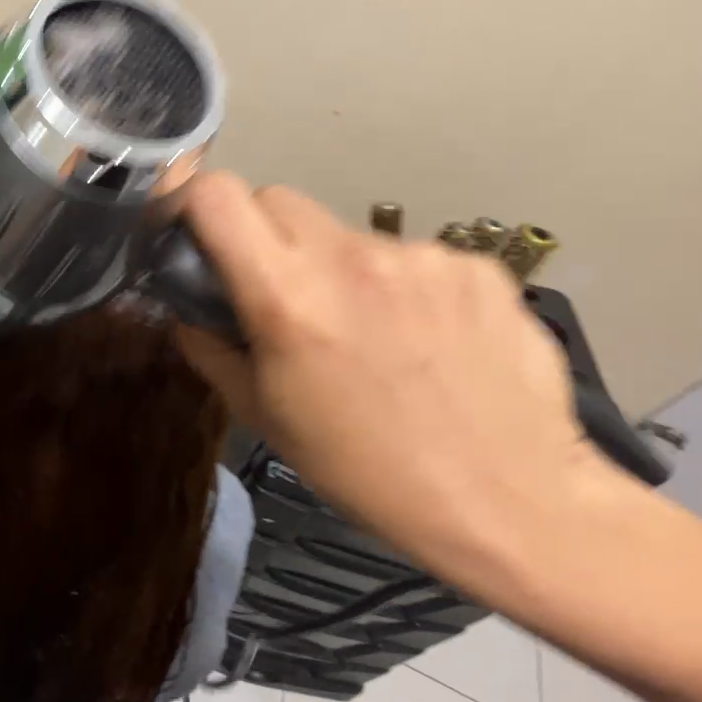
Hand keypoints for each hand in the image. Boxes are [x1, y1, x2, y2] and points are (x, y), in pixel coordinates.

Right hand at [171, 172, 622, 575]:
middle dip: (260, 236)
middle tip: (277, 292)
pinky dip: (397, 286)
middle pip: (277, 200)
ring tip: (367, 334)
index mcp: (287, 297)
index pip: (217, 195)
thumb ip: (209, 345)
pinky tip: (422, 340)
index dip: (190, 199)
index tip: (190, 229)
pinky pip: (408, 258)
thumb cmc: (364, 470)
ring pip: (344, 233)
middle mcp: (350, 258)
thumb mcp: (261, 415)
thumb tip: (189, 307)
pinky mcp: (475, 267)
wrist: (513, 506)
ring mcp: (420, 257)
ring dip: (334, 267)